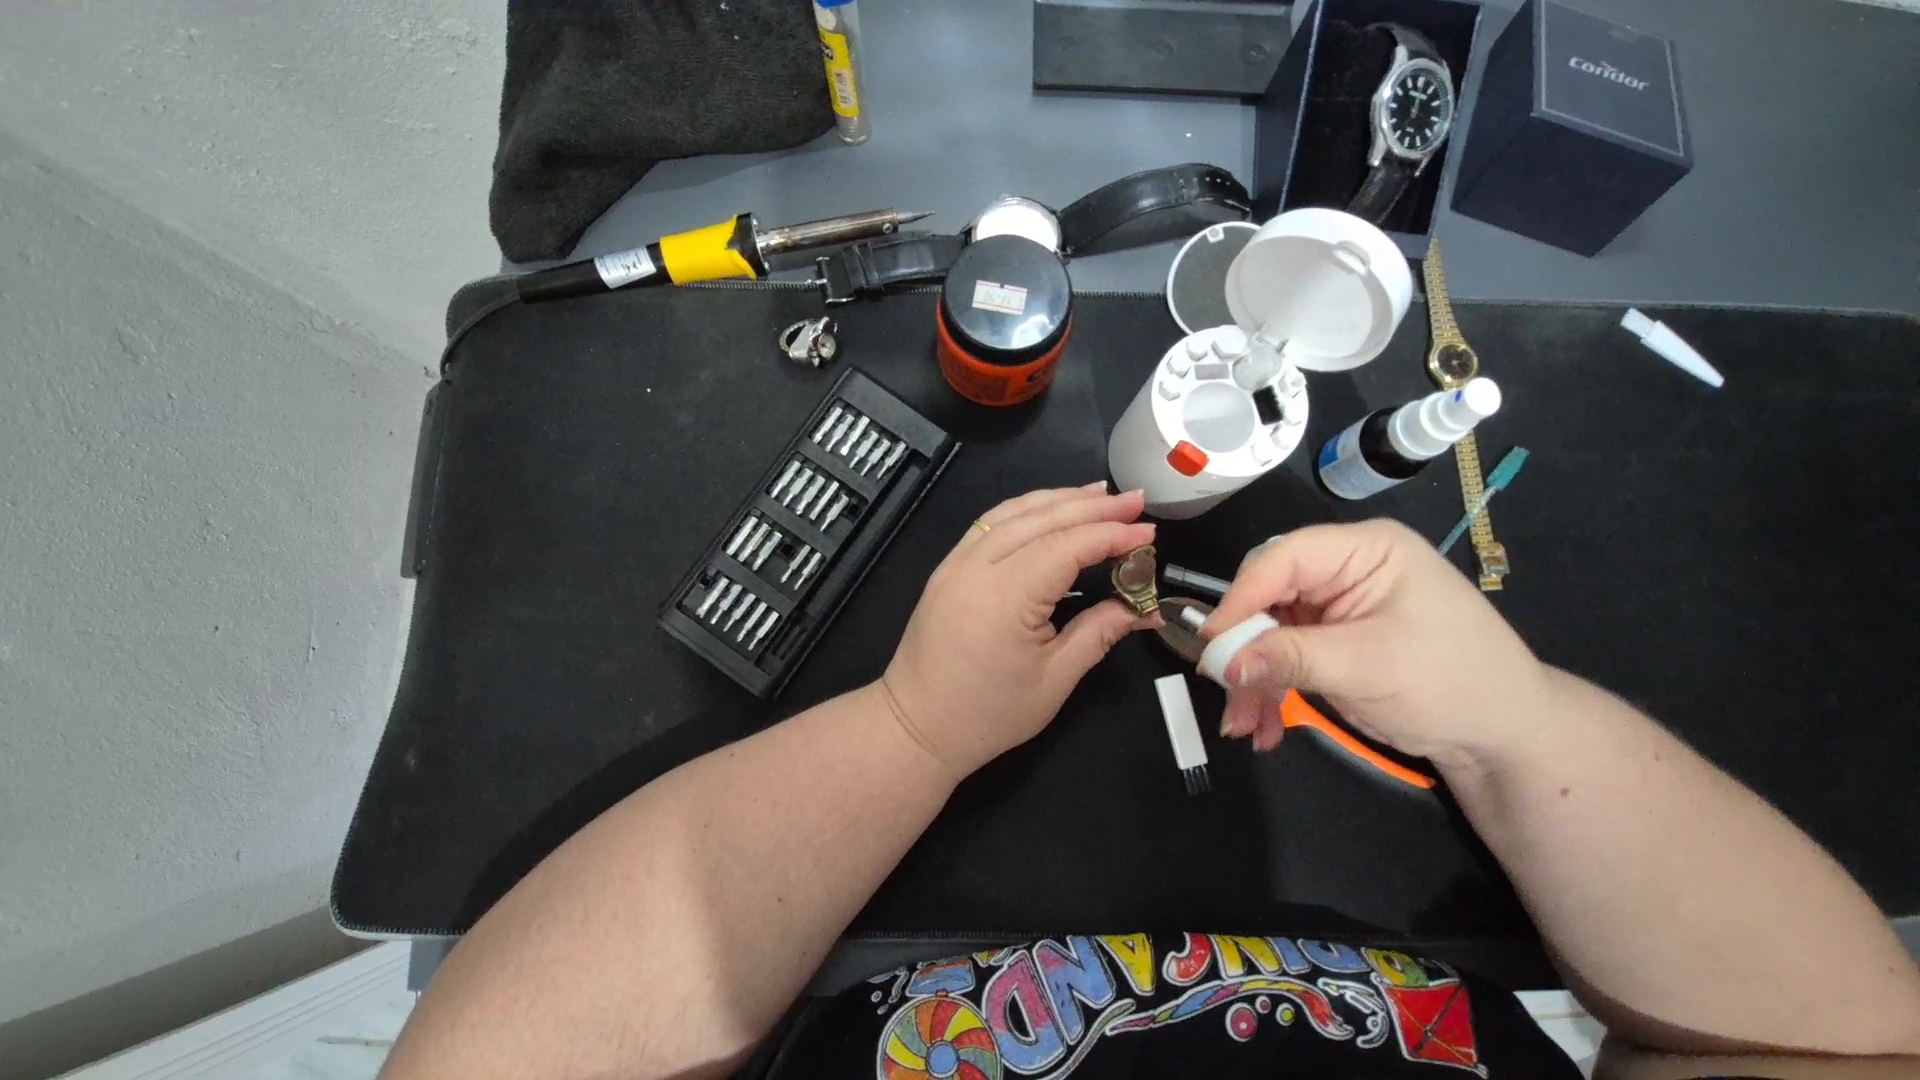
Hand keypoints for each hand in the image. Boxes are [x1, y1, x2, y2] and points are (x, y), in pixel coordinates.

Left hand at [880, 484, 1160, 780]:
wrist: (916, 727)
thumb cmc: (988, 715)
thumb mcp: (1054, 681)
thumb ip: (1099, 633)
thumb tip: (1145, 610)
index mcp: (1004, 597)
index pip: (1066, 547)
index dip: (1110, 535)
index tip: (1148, 532)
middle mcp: (976, 567)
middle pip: (1041, 519)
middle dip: (1092, 507)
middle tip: (1135, 500)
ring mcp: (956, 563)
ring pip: (1012, 513)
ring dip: (1058, 500)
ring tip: (1100, 496)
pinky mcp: (947, 568)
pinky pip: (990, 525)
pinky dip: (1026, 510)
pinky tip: (1050, 510)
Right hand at [1203, 519, 1552, 767]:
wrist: (1506, 736)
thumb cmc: (1451, 683)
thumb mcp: (1367, 667)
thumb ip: (1289, 658)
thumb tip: (1220, 663)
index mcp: (1364, 549)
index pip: (1282, 559)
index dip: (1241, 599)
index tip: (1210, 645)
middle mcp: (1344, 569)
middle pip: (1267, 594)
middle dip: (1244, 648)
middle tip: (1225, 691)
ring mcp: (1335, 606)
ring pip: (1267, 632)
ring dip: (1252, 680)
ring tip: (1245, 727)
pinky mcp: (1330, 640)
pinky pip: (1281, 656)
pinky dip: (1269, 690)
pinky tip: (1264, 727)